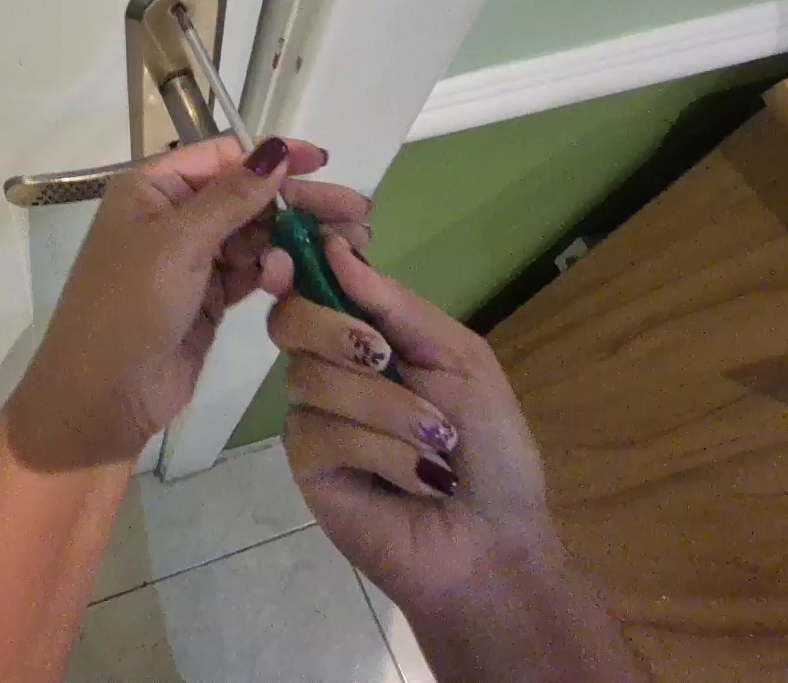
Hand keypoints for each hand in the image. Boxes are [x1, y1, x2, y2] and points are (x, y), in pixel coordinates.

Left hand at [6, 136, 371, 469]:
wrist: (102, 396)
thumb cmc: (129, 306)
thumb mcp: (178, 244)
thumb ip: (232, 197)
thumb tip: (276, 149)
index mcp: (152, 189)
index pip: (222, 157)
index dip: (272, 158)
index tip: (322, 162)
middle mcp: (172, 216)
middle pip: (246, 196)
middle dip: (297, 202)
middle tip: (357, 212)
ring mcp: (190, 258)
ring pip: (254, 235)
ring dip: (292, 240)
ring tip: (343, 248)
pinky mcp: (207, 296)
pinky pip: (251, 271)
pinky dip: (274, 271)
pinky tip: (294, 277)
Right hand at [263, 236, 557, 612]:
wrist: (497, 538)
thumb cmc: (490, 445)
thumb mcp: (459, 357)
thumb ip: (394, 303)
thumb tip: (334, 247)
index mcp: (361, 332)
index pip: (310, 281)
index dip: (295, 258)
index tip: (291, 247)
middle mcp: (326, 364)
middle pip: (290, 319)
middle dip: (337, 332)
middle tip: (384, 357)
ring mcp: (310, 414)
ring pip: (313, 378)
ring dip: (390, 410)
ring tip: (436, 443)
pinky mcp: (306, 462)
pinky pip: (322, 432)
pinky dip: (383, 451)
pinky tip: (416, 477)